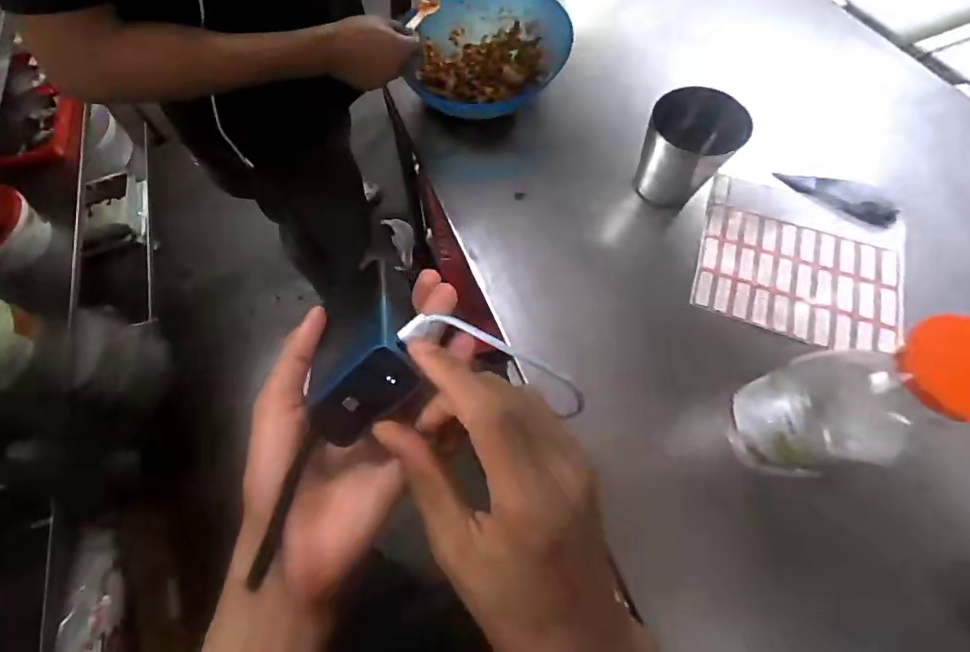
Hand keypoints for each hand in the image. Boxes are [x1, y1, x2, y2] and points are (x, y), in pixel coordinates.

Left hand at [205, 273, 477, 651]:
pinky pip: (435, 424)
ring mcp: (396, 430)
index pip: (371, 343)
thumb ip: (296, 358)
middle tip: (442, 288)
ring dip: (446, 350)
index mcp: (341, 390)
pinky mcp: (412, 457)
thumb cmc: (275, 470)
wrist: (291, 545)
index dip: (390, 314)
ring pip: (426, 383)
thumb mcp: (276, 405)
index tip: (408, 284)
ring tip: (461, 318)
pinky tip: (466, 367)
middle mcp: (372, 403)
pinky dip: (451, 397)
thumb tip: (319, 311)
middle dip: (424, 321)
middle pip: (404, 355)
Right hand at [323, 15, 417, 90]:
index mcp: (403, 48)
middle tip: (390, 45)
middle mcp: (399, 66)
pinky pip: (380, 78)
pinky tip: (365, 64)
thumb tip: (405, 32)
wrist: (332, 49)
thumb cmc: (356, 30)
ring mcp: (386, 79)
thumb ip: (397, 27)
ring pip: (394, 71)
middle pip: (408, 61)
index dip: (413, 39)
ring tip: (376, 54)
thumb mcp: (379, 20)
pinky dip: (377, 72)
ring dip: (390, 63)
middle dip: (403, 53)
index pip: (418, 45)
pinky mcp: (372, 87)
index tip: (406, 35)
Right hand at [373, 344, 653, 651]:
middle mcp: (561, 466)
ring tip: (447, 425)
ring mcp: (578, 459)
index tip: (416, 348)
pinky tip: (479, 429)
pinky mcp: (582, 458)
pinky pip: (535, 408)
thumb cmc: (510, 604)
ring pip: (521, 394)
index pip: (489, 411)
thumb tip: (387, 426)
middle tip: (423, 420)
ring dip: (478, 394)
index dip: (450, 372)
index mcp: (528, 497)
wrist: (582, 638)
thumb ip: (424, 479)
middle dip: (455, 387)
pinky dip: (500, 404)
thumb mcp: (455, 550)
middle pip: (504, 394)